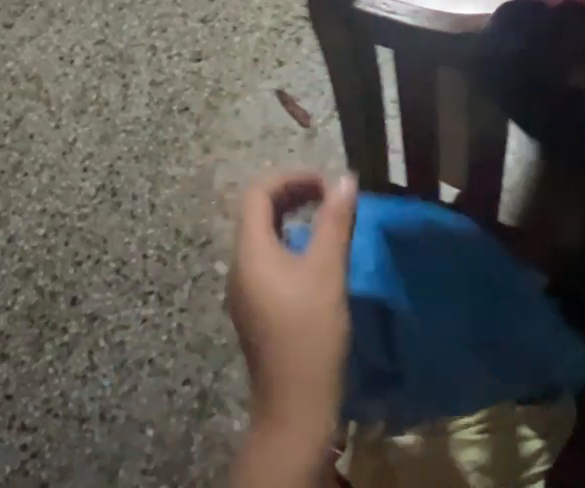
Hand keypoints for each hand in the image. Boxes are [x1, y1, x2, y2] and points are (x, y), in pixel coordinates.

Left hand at [226, 171, 356, 442]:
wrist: (295, 406)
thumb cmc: (311, 334)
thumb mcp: (328, 272)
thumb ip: (336, 222)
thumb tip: (345, 180)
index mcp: (250, 252)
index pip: (257, 193)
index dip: (291, 178)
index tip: (326, 182)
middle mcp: (239, 266)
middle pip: (256, 212)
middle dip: (291, 194)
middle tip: (329, 195)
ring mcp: (244, 289)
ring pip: (262, 236)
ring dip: (291, 218)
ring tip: (327, 218)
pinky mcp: (255, 308)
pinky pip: (267, 259)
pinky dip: (290, 242)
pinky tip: (317, 257)